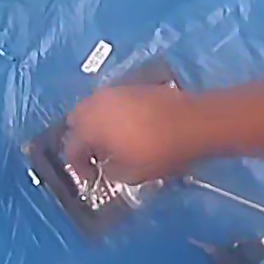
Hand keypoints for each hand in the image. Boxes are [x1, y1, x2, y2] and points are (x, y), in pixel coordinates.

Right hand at [63, 83, 202, 183]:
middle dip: (81, 138)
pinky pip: (111, 101)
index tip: (91, 177)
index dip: (78, 166)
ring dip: (95, 124)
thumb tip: (108, 166)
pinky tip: (126, 127)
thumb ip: (111, 171)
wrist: (192, 122)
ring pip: (93, 107)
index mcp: (89, 127)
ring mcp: (114, 92)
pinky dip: (111, 114)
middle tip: (95, 155)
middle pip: (75, 120)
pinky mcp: (132, 86)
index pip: (71, 148)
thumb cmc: (158, 151)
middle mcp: (95, 104)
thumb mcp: (132, 174)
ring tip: (110, 141)